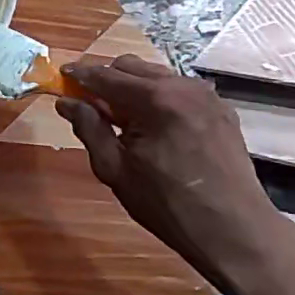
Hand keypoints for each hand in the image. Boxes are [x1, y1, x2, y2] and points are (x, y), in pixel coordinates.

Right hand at [57, 55, 291, 294]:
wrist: (233, 228)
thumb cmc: (167, 204)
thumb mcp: (115, 169)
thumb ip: (89, 129)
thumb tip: (66, 103)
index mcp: (156, 100)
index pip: (107, 75)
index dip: (80, 75)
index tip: (61, 76)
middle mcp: (183, 86)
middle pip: (132, 66)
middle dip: (106, 79)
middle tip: (87, 103)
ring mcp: (206, 95)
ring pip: (156, 75)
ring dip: (132, 87)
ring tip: (119, 117)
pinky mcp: (220, 108)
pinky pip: (179, 89)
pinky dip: (157, 97)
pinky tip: (151, 124)